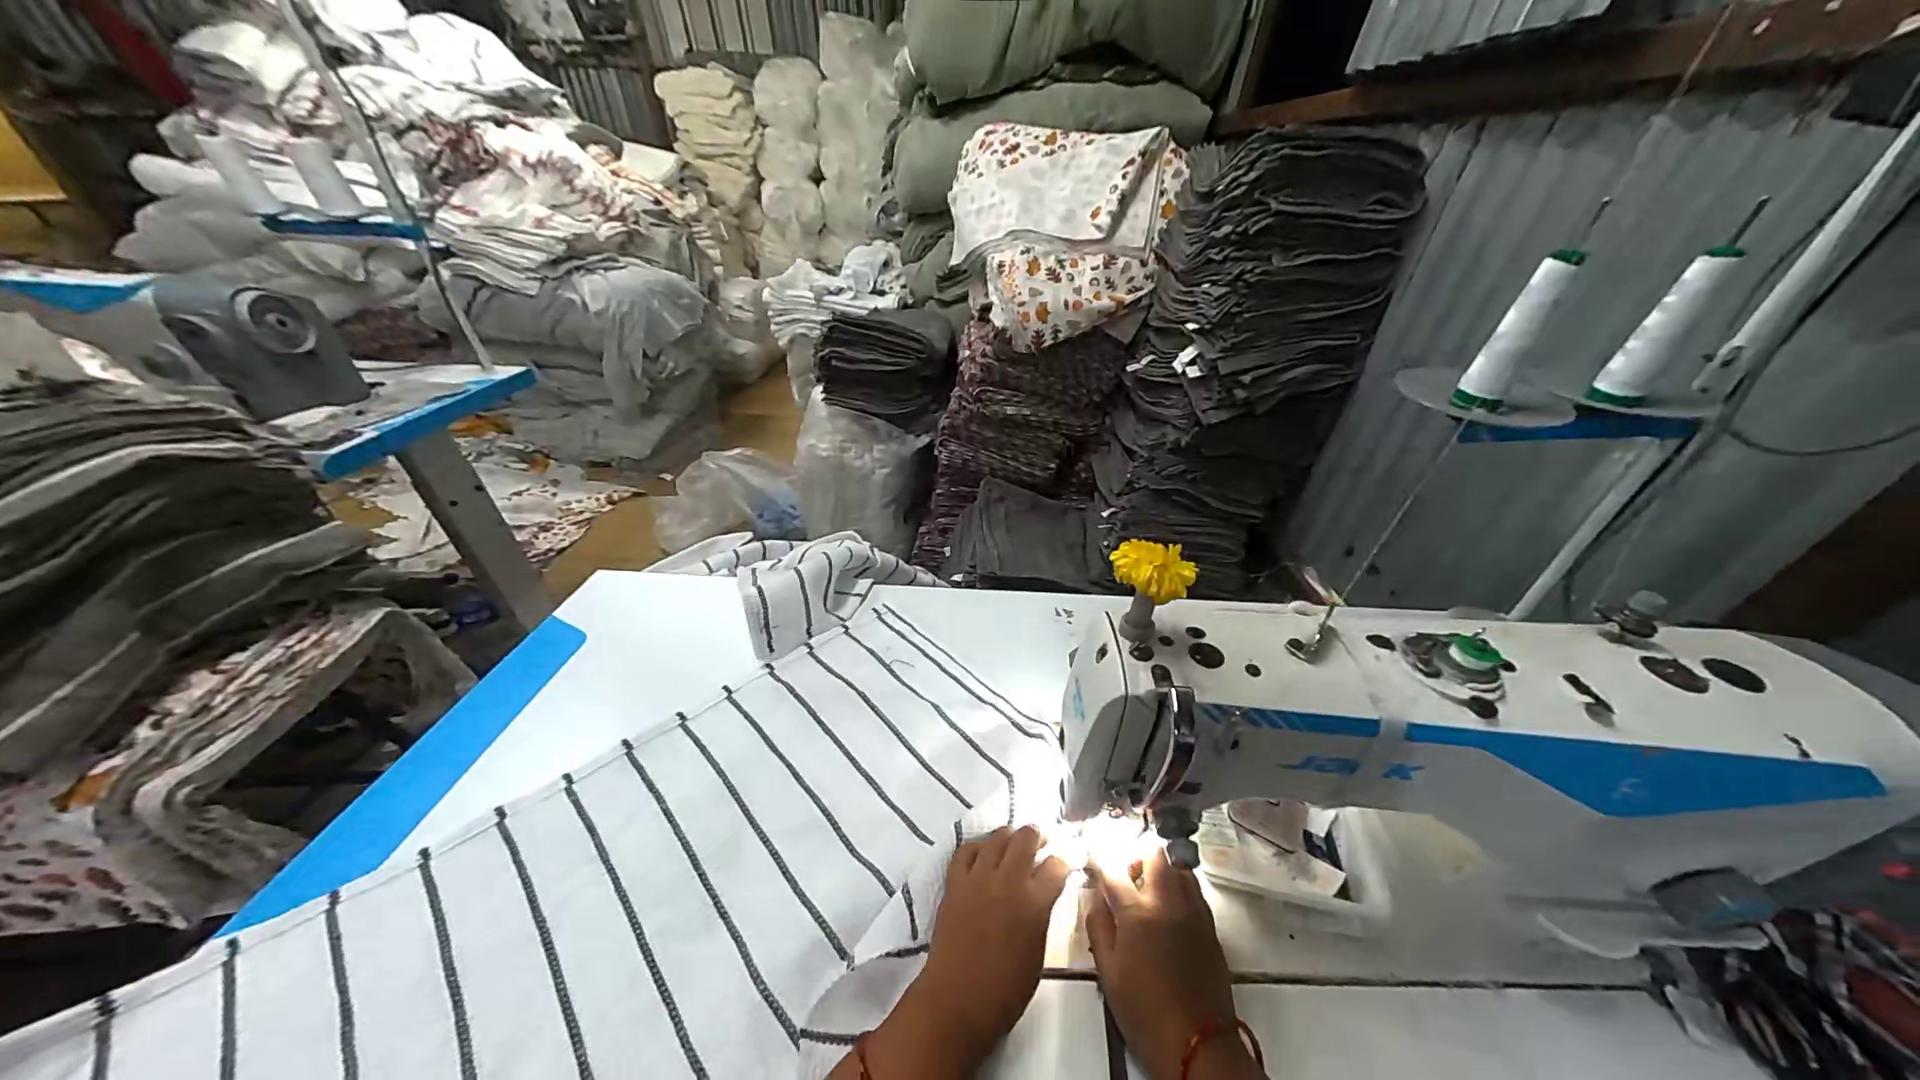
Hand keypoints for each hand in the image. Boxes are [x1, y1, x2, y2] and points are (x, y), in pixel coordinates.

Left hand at [829, 826, 1067, 1079]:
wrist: (957, 1000)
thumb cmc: (1005, 990)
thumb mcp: (1038, 952)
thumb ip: (1041, 915)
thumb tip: (1041, 895)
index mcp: (1034, 902)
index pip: (1056, 864)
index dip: (1063, 861)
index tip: (1062, 863)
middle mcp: (1008, 881)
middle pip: (1026, 837)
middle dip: (1038, 836)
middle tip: (1040, 842)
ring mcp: (978, 877)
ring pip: (997, 837)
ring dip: (1009, 836)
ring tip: (1013, 843)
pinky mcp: (955, 882)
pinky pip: (966, 850)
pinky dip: (978, 847)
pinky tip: (983, 853)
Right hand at [1087, 854, 1258, 1079]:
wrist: (1198, 1045)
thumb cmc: (1144, 1012)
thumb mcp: (1108, 972)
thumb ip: (1098, 926)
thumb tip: (1096, 897)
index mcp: (1137, 913)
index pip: (1113, 871)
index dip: (1098, 861)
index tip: (1092, 860)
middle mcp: (1168, 903)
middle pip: (1155, 856)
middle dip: (1136, 858)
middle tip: (1126, 878)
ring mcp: (1194, 913)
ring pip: (1179, 868)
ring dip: (1162, 870)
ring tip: (1149, 892)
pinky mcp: (1211, 927)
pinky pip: (1195, 891)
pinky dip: (1179, 888)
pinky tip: (1169, 911)